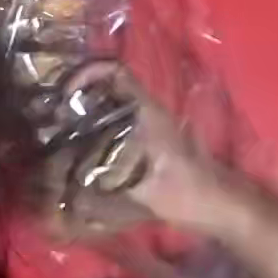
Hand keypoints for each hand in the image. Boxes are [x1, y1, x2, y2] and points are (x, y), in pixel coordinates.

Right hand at [60, 62, 259, 239]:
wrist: (221, 205)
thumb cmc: (186, 193)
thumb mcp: (143, 191)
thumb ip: (104, 184)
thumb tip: (65, 181)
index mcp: (146, 110)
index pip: (115, 71)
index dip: (87, 72)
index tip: (66, 94)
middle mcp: (147, 109)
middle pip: (108, 86)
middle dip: (80, 93)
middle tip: (56, 114)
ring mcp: (150, 123)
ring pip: (113, 103)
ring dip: (88, 110)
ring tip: (63, 131)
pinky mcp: (151, 139)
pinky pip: (118, 121)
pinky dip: (99, 127)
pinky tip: (84, 150)